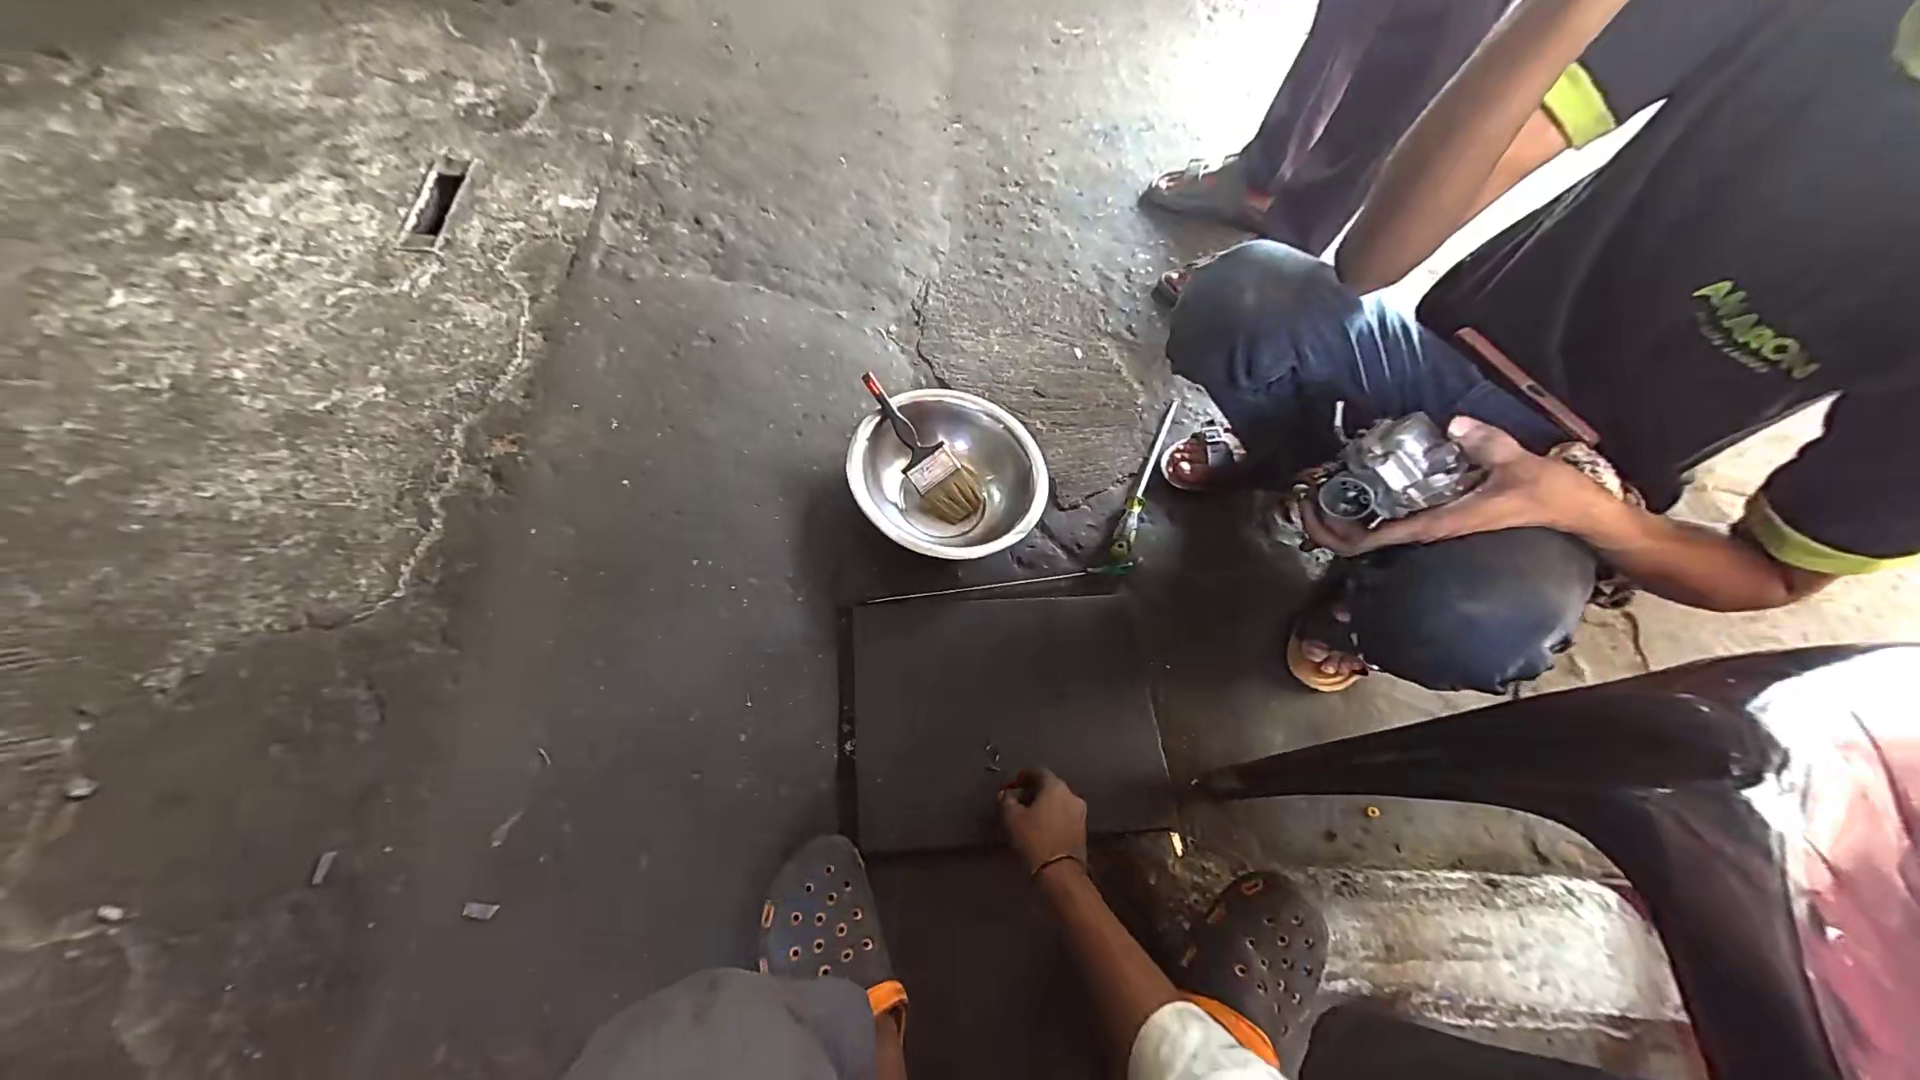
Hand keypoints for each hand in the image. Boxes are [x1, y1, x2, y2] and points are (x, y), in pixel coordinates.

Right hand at [998, 768, 1087, 874]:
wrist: (1060, 873)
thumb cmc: (1034, 839)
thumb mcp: (1012, 818)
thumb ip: (1007, 800)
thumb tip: (1007, 794)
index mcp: (1055, 786)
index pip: (1037, 772)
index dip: (1021, 776)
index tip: (1010, 786)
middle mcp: (1071, 795)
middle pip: (1049, 785)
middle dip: (1032, 790)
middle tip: (1017, 800)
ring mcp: (1080, 812)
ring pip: (1058, 800)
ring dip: (1043, 803)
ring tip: (1028, 815)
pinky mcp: (1082, 829)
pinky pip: (1064, 814)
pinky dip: (1052, 815)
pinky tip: (1041, 826)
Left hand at [1298, 416, 1610, 555]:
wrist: (1578, 515)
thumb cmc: (1549, 493)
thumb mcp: (1519, 463)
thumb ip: (1486, 442)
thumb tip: (1453, 422)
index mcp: (1433, 525)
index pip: (1367, 542)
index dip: (1331, 532)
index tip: (1311, 509)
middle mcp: (1422, 532)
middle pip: (1354, 543)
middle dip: (1322, 526)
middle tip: (1303, 497)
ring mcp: (1427, 528)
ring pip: (1367, 534)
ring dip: (1337, 519)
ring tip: (1318, 490)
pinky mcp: (1434, 518)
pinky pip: (1386, 521)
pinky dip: (1362, 510)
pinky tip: (1355, 487)